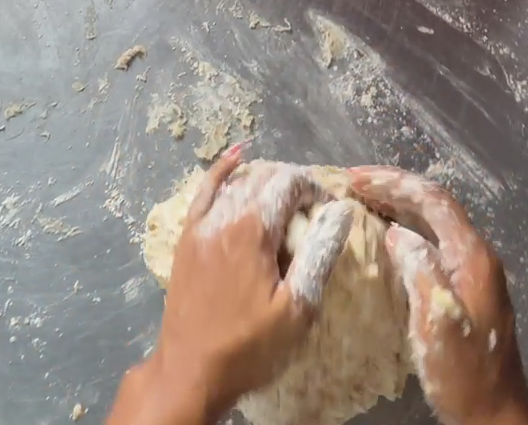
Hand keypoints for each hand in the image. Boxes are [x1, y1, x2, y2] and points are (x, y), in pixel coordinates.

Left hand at [109, 147, 358, 423]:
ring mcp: (202, 224)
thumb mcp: (296, 308)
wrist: (189, 371)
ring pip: (238, 183)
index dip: (313, 189)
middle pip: (264, 179)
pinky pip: (204, 191)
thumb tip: (340, 211)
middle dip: (293, 185)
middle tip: (313, 211)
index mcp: (254, 229)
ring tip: (287, 200)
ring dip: (265, 182)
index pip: (288, 184)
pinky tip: (236, 156)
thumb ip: (319, 253)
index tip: (329, 211)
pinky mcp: (187, 236)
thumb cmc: (249, 346)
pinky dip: (221, 170)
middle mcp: (225, 215)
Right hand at [347, 167, 527, 424]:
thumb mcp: (438, 320)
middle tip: (352, 181)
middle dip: (392, 186)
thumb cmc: (465, 373)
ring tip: (361, 197)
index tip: (355, 178)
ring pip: (431, 219)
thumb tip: (397, 232)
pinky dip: (404, 225)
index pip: (432, 199)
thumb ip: (420, 268)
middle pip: (432, 203)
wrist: (494, 418)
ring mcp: (471, 270)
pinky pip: (430, 238)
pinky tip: (383, 231)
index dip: (393, 182)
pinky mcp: (463, 285)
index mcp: (472, 255)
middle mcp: (475, 254)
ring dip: (396, 203)